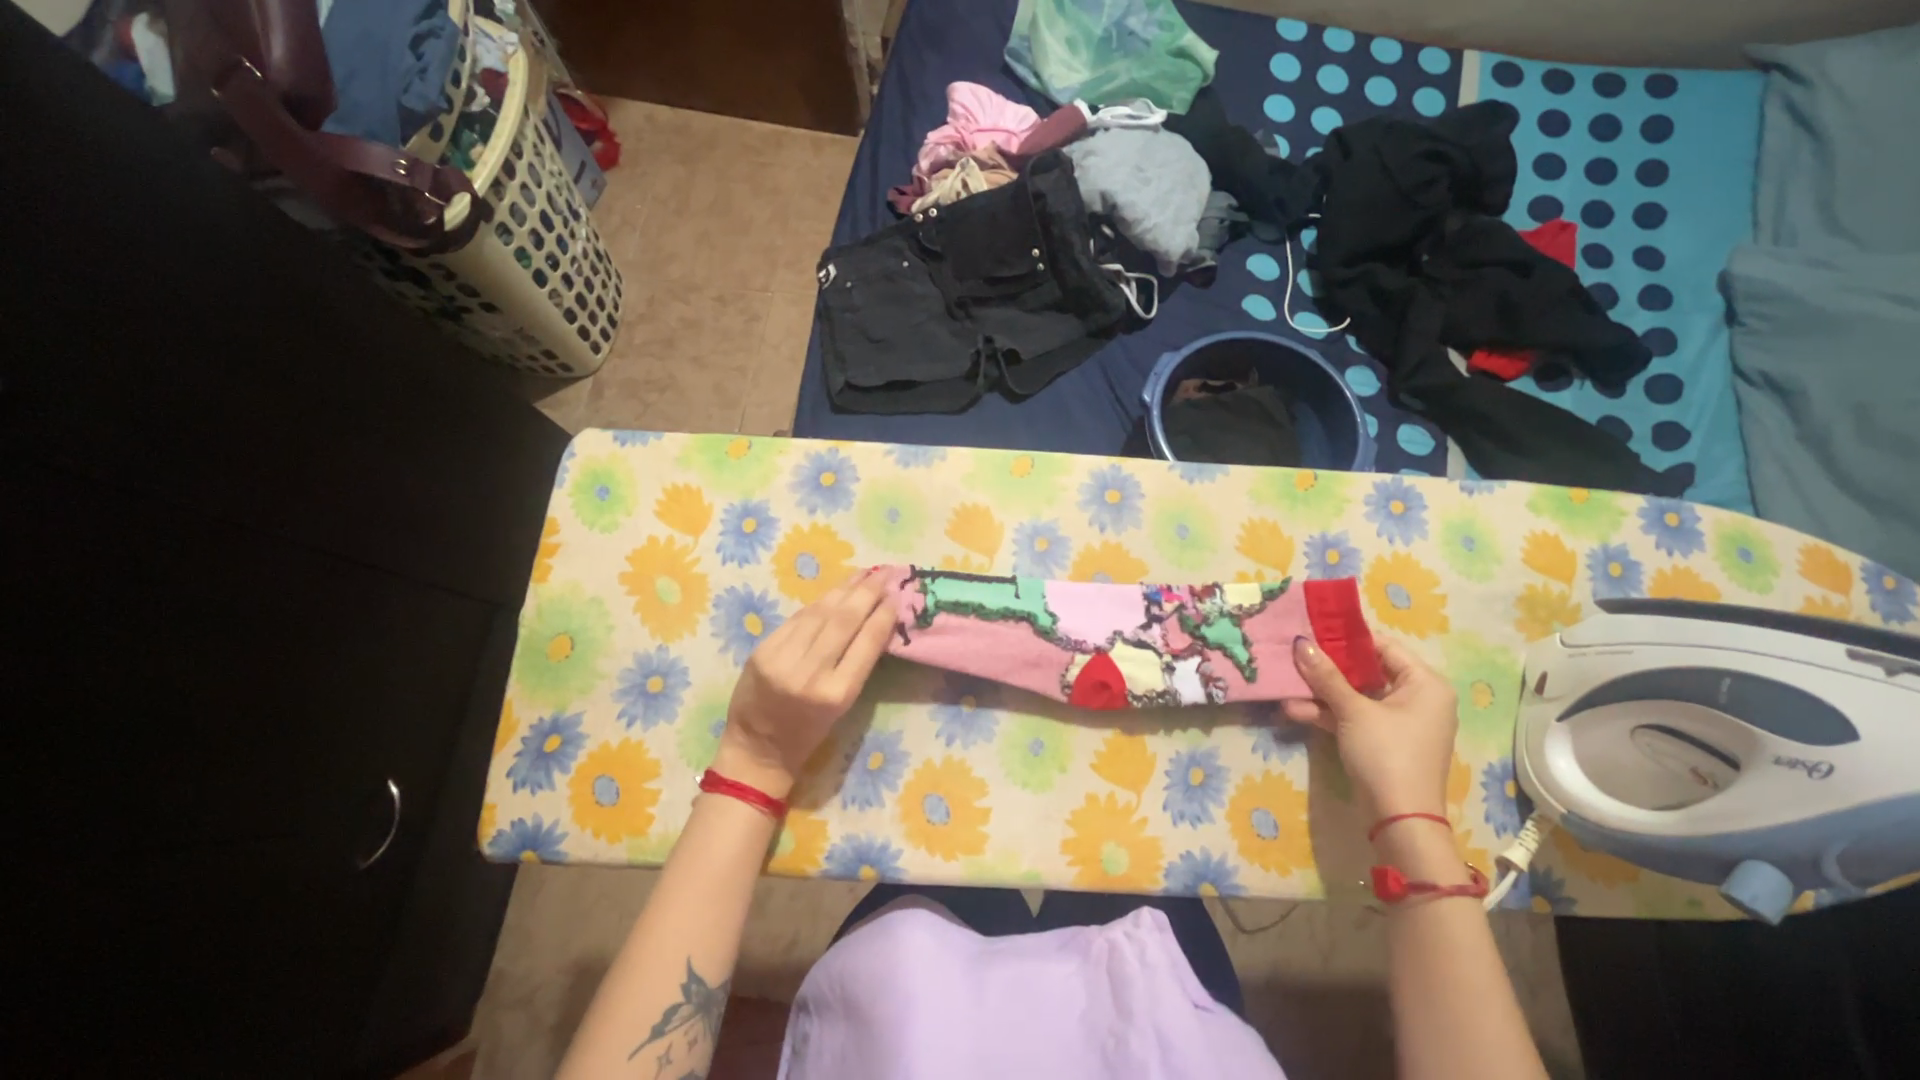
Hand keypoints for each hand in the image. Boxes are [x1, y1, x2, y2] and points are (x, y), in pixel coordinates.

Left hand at [714, 569, 897, 799]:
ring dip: (843, 589)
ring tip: (862, 574)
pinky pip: (796, 620)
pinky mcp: (762, 651)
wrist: (757, 750)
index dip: (882, 616)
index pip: (866, 643)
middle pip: (844, 621)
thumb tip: (872, 621)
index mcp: (837, 693)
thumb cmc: (808, 734)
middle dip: (866, 593)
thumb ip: (855, 664)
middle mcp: (811, 674)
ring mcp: (783, 659)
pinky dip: (817, 603)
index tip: (896, 597)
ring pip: (818, 614)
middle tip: (884, 573)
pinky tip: (833, 591)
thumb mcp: (842, 705)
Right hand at [1285, 637, 1457, 823]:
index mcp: (1425, 683)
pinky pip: (1355, 718)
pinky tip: (1294, 711)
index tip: (1312, 632)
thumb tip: (1301, 642)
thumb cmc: (1386, 753)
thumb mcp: (1353, 711)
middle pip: (1367, 672)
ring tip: (1286, 687)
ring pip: (1356, 697)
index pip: (1384, 647)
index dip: (1347, 640)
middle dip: (1328, 670)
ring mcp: (1400, 722)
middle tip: (1294, 657)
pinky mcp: (1383, 742)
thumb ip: (1326, 676)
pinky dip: (1329, 715)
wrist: (1400, 819)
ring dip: (1322, 694)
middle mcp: (1418, 698)